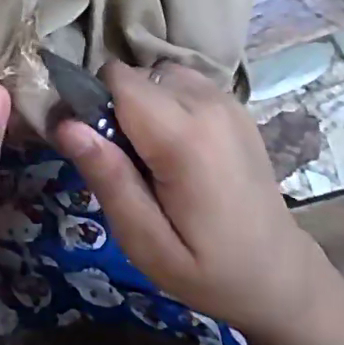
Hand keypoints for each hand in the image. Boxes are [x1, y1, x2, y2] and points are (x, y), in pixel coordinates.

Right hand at [53, 61, 321, 340]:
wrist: (278, 273)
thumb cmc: (207, 268)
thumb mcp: (147, 243)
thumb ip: (108, 178)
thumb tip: (65, 124)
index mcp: (184, 137)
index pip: (116, 78)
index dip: (95, 104)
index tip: (98, 146)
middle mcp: (207, 103)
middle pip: (135, 74)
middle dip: (118, 106)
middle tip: (128, 161)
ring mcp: (225, 98)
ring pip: (156, 72)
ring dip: (142, 101)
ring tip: (152, 151)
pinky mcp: (233, 101)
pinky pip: (180, 79)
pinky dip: (166, 99)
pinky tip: (177, 141)